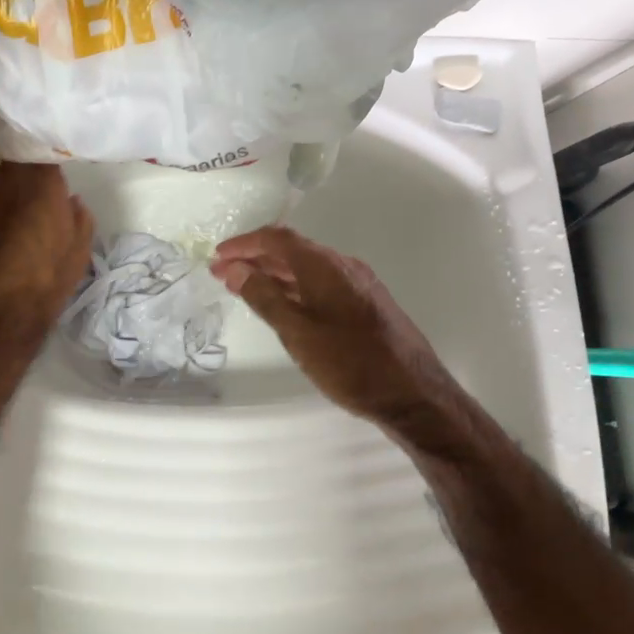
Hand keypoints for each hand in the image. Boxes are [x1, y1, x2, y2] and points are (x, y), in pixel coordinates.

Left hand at [0, 163, 93, 328]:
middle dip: (17, 162)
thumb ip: (79, 216)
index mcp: (42, 181)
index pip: (40, 150)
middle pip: (10, 157)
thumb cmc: (49, 277)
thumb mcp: (80, 248)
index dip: (42, 155)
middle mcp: (6, 179)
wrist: (0, 308)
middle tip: (24, 176)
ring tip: (1, 193)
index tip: (46, 164)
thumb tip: (72, 200)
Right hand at [210, 227, 451, 425]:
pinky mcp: (366, 302)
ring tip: (245, 287)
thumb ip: (265, 298)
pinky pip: (321, 282)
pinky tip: (284, 304)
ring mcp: (358, 283)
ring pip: (307, 267)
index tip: (218, 257)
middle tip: (222, 274)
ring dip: (274, 273)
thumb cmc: (351, 364)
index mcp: (325, 265)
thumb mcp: (298, 334)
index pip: (277, 239)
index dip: (245, 244)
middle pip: (292, 250)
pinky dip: (295, 286)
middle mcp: (343, 265)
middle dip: (255, 258)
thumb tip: (236, 269)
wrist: (414, 394)